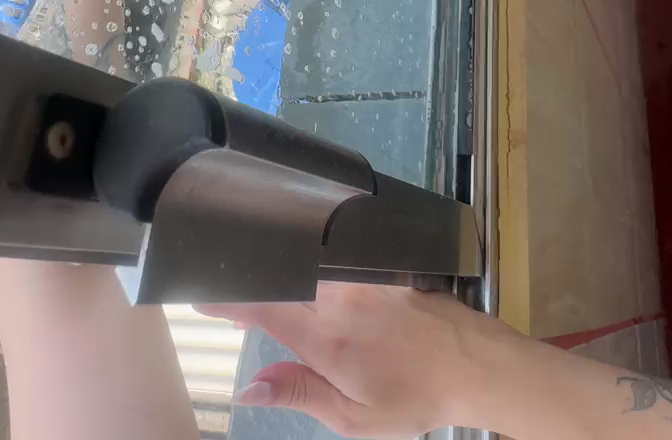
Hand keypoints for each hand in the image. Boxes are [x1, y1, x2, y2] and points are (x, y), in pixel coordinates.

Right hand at [201, 284, 518, 438]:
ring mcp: (362, 276)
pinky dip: (312, 256)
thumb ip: (300, 393)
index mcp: (328, 339)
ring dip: (279, 264)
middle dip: (249, 276)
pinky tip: (303, 255)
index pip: (265, 310)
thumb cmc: (413, 396)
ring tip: (255, 266)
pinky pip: (335, 256)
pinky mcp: (381, 265)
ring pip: (307, 263)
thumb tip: (249, 386)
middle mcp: (340, 298)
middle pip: (282, 277)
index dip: (229, 301)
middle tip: (220, 278)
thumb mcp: (354, 416)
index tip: (199, 292)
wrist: (472, 360)